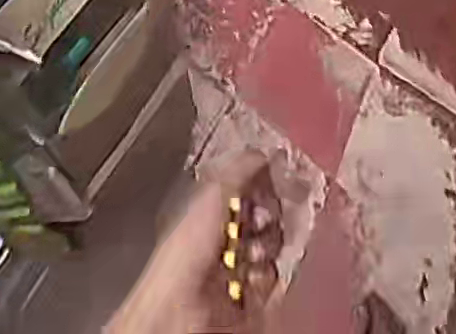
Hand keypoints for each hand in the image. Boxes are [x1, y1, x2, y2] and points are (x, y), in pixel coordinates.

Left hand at [104, 152, 281, 333]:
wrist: (181, 305)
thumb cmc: (190, 243)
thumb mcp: (214, 193)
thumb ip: (241, 168)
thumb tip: (266, 150)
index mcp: (216, 203)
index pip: (251, 186)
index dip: (265, 184)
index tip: (273, 183)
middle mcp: (228, 231)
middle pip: (268, 215)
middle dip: (270, 216)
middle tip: (260, 221)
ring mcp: (240, 263)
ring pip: (274, 246)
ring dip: (266, 248)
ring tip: (250, 254)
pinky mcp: (252, 294)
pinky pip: (274, 279)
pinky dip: (266, 277)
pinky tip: (250, 277)